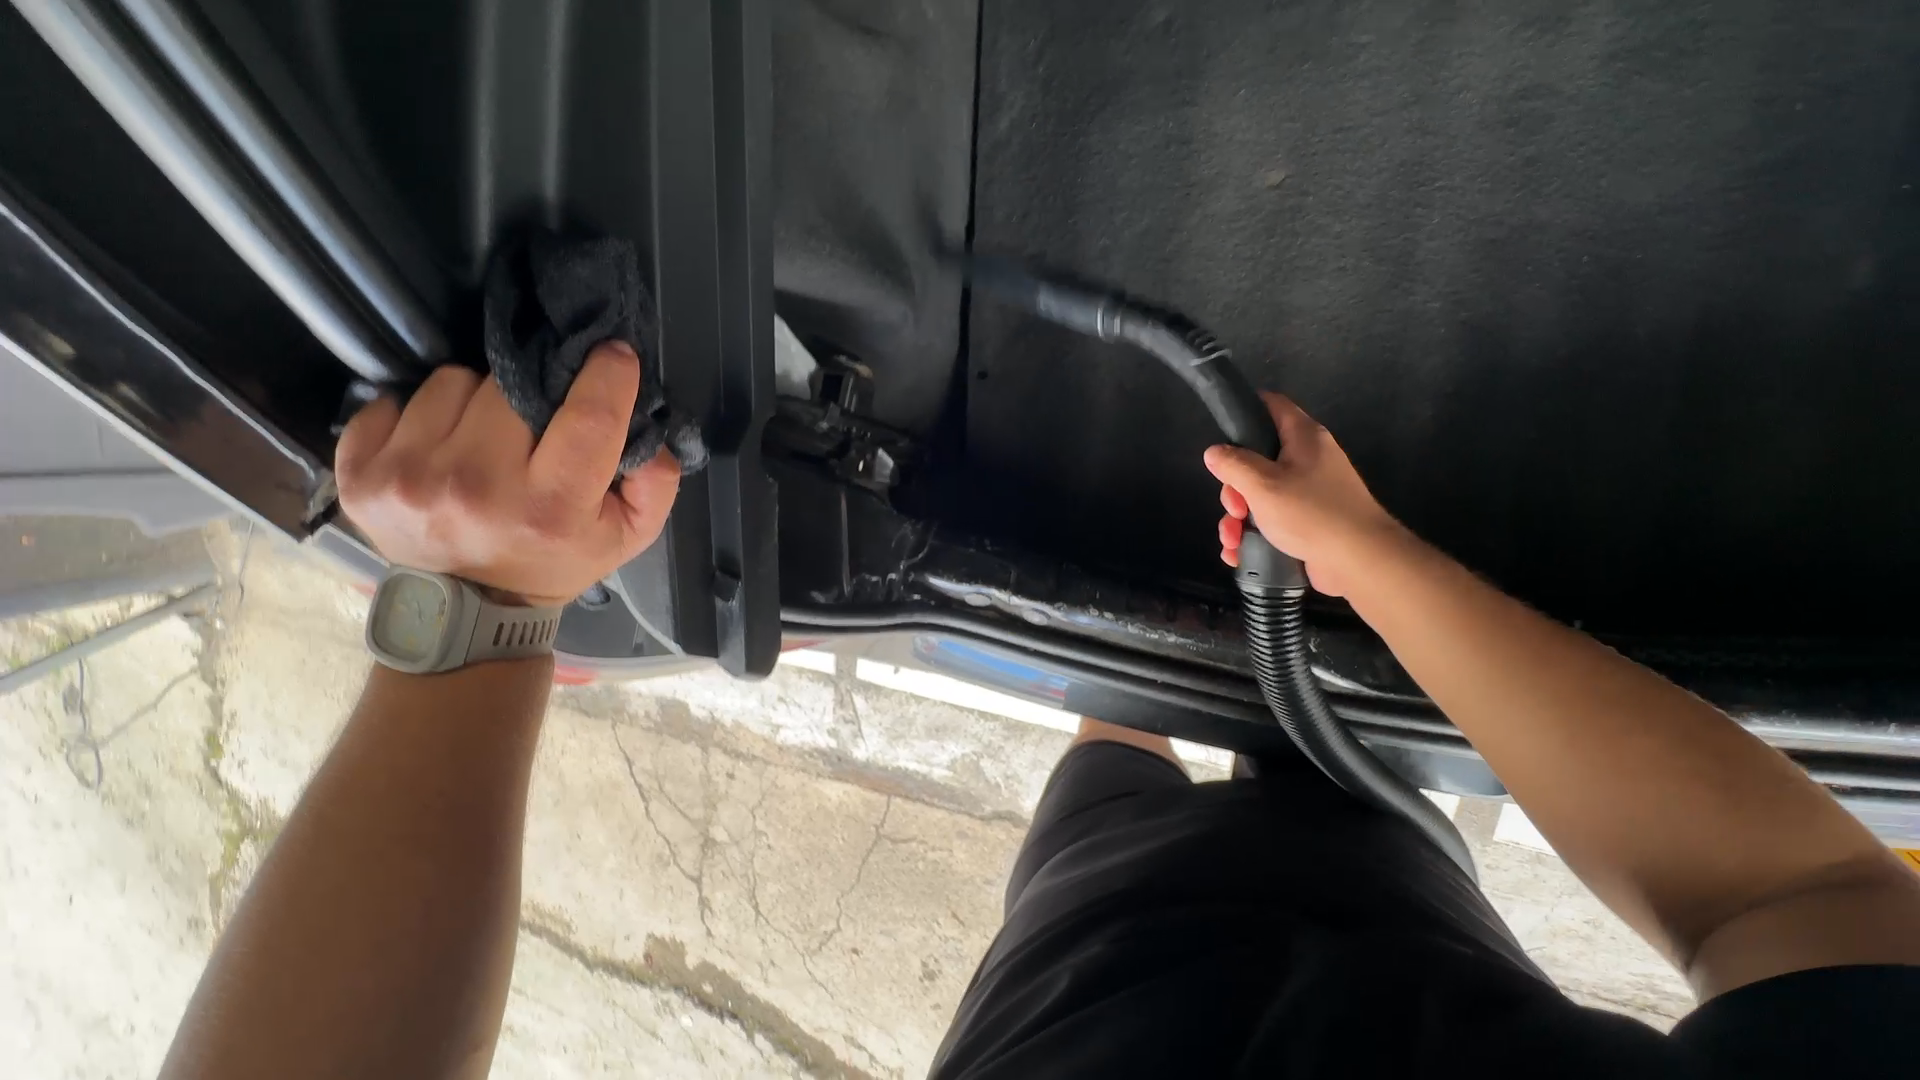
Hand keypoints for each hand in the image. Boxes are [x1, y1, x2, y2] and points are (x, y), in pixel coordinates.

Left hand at [335, 342, 679, 606]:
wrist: (467, 610)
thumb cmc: (554, 562)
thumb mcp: (626, 537)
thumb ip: (656, 482)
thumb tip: (648, 420)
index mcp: (549, 508)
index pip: (589, 416)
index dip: (607, 375)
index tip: (613, 354)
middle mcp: (476, 488)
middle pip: (512, 387)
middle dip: (532, 394)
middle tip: (537, 420)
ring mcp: (409, 478)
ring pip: (453, 383)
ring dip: (475, 400)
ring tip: (484, 436)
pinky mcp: (359, 474)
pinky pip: (393, 400)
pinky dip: (419, 415)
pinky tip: (438, 446)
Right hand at [1202, 392, 1403, 596]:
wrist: (1359, 561)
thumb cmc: (1311, 513)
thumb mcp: (1263, 485)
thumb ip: (1234, 464)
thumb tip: (1214, 452)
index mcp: (1303, 438)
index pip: (1272, 406)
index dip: (1246, 410)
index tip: (1222, 430)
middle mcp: (1307, 459)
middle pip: (1256, 459)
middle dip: (1234, 488)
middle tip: (1235, 507)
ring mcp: (1308, 492)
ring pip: (1258, 495)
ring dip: (1238, 518)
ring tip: (1232, 540)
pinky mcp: (1306, 521)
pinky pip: (1270, 520)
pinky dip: (1252, 535)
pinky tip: (1238, 553)